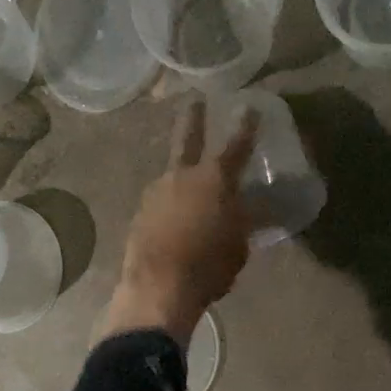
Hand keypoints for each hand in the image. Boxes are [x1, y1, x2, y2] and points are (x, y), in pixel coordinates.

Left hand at [101, 99, 258, 346]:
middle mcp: (182, 176)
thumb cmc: (208, 267)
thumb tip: (252, 211)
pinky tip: (172, 219)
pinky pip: (159, 203)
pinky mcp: (138, 215)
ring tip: (186, 181)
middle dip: (193, 118)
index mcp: (215, 179)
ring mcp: (155, 193)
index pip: (237, 146)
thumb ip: (244, 223)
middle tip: (194, 101)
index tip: (250, 107)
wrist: (158, 289)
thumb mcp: (239, 247)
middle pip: (187, 138)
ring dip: (179, 174)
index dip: (246, 127)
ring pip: (170, 175)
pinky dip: (168, 206)